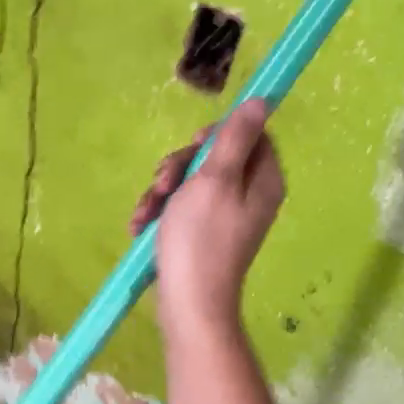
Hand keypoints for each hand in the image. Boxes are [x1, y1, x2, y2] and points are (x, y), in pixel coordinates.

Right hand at [131, 99, 285, 337]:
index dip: (218, 134)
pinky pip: (180, 208)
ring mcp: (225, 217)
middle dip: (178, 167)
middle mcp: (249, 195)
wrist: (188, 303)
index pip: (249, 135)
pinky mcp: (202, 235)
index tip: (194, 147)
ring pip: (190, 182)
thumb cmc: (200, 239)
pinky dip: (160, 213)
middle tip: (162, 184)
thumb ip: (235, 138)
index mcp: (262, 180)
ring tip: (145, 213)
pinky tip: (140, 227)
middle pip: (214, 157)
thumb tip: (263, 101)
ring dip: (161, 192)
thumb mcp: (214, 179)